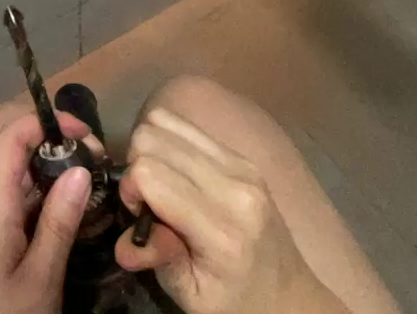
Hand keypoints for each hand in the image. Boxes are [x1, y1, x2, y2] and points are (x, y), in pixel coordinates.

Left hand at [0, 113, 93, 313]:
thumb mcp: (41, 280)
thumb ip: (58, 223)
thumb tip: (80, 171)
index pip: (10, 136)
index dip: (45, 121)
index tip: (84, 131)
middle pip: (6, 146)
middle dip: (47, 138)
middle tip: (89, 155)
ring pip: (2, 167)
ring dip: (38, 161)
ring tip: (80, 174)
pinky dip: (27, 184)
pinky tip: (53, 202)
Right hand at [115, 109, 342, 313]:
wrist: (293, 299)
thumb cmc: (237, 305)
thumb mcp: (193, 298)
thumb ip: (159, 262)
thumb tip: (123, 246)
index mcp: (221, 230)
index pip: (149, 173)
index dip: (130, 190)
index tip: (139, 215)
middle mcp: (234, 187)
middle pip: (150, 138)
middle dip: (135, 165)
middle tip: (147, 200)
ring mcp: (242, 165)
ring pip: (163, 121)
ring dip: (149, 149)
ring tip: (161, 183)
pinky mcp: (242, 156)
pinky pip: (184, 125)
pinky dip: (168, 141)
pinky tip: (177, 172)